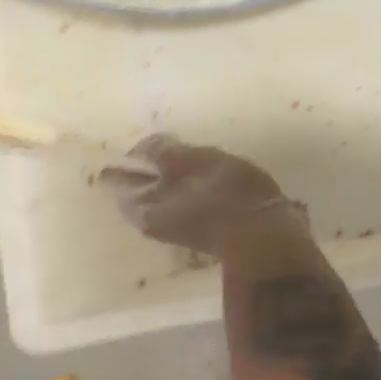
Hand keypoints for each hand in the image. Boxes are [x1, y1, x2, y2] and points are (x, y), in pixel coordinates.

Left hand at [100, 137, 305, 258]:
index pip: (116, 177)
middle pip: (141, 191)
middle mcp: (148, 219)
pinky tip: (215, 187)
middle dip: (152, 173)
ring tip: (198, 167)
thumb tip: (139, 146)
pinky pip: (189, 208)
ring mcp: (177, 229)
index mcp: (137, 203)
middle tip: (171, 154)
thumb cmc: (225, 193)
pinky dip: (195, 195)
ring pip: (166, 200)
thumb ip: (161, 150)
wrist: (264, 234)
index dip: (128, 159)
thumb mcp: (194, 161)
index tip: (142, 146)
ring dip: (177, 184)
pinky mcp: (204, 232)